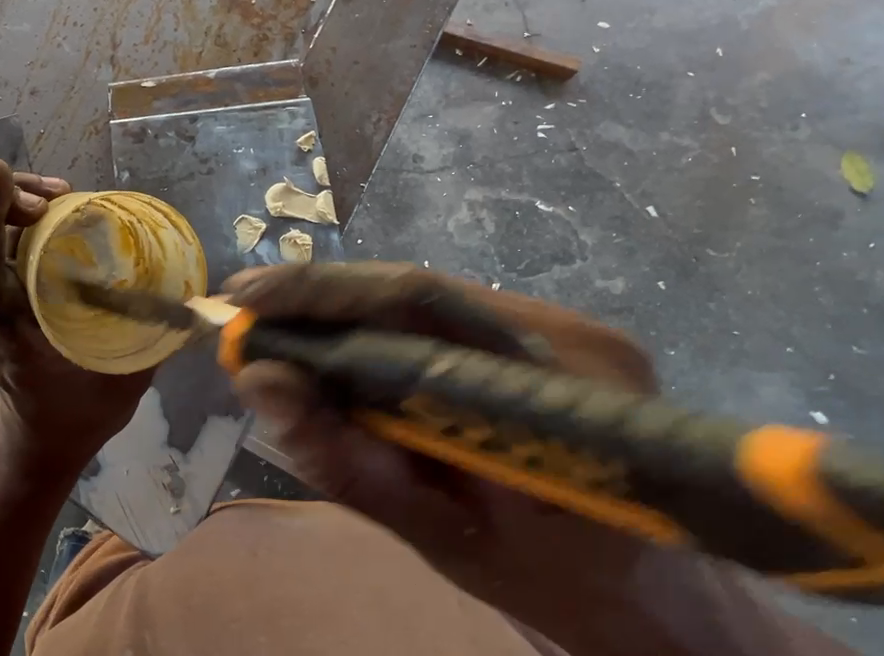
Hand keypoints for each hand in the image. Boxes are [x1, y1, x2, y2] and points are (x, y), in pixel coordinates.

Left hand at [0, 161, 153, 484]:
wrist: (34, 442)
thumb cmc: (74, 416)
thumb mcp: (120, 385)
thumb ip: (152, 342)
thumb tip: (193, 305)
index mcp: (6, 331)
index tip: (1, 173)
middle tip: (49, 196)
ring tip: (50, 196)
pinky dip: (2, 216)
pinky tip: (47, 213)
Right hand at [222, 263, 682, 639]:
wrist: (642, 592)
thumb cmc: (547, 579)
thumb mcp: (435, 534)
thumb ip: (344, 459)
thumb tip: (256, 379)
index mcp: (564, 387)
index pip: (419, 305)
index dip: (320, 295)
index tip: (243, 301)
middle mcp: (571, 333)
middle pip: (411, 291)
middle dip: (315, 298)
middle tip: (241, 310)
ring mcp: (566, 327)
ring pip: (418, 299)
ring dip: (338, 313)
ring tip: (272, 329)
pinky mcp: (546, 332)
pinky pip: (436, 317)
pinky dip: (371, 328)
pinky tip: (329, 343)